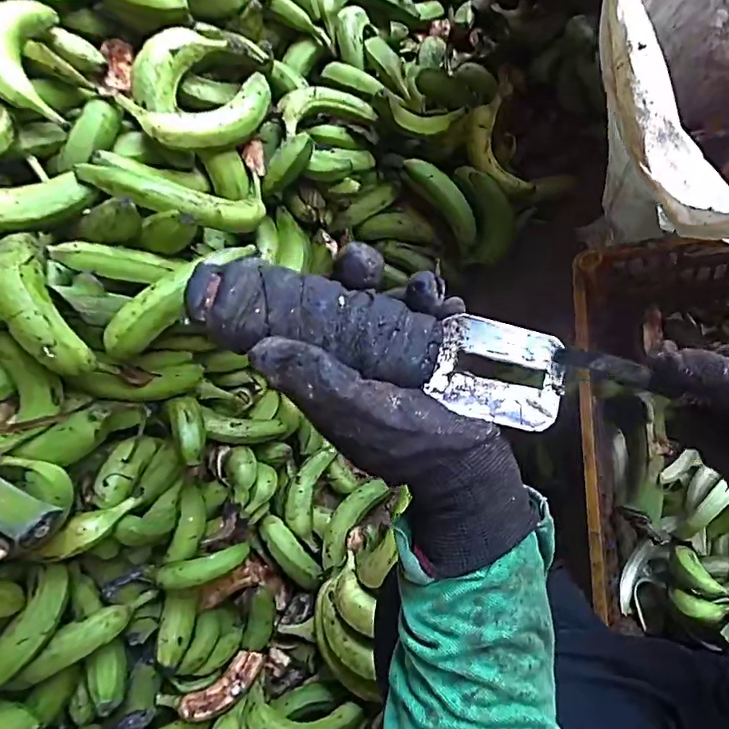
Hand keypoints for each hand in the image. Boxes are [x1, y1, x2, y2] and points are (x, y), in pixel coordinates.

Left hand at [188, 252, 534, 577]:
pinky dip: (443, 303)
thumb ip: (316, 381)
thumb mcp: (356, 413)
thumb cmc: (410, 446)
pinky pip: (440, 313)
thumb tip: (259, 348)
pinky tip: (449, 306)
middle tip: (363, 262)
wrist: (469, 465)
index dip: (296, 293)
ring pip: (399, 300)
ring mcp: (408, 351)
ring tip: (423, 290)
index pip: (309, 323)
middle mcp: (369, 356)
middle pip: (356, 299)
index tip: (291, 268)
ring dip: (409, 287)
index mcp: (337, 371)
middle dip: (359, 273)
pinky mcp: (444, 350)